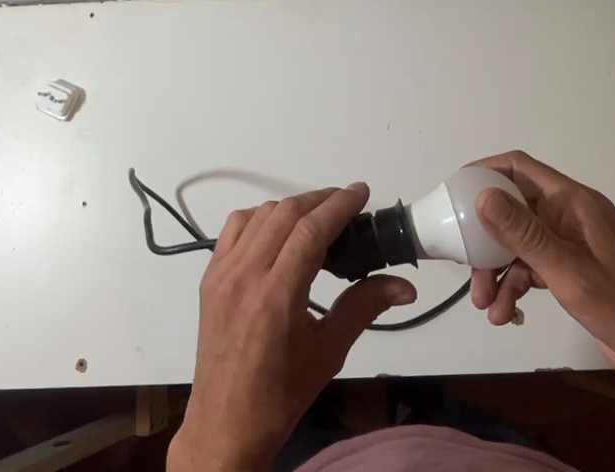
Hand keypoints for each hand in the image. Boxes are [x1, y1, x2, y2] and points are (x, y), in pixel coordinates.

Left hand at [170, 184, 417, 471]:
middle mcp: (245, 275)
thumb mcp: (329, 352)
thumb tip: (404, 285)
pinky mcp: (209, 276)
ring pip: (258, 215)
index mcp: (277, 296)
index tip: (361, 192)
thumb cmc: (283, 393)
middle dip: (319, 200)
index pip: (310, 230)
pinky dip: (259, 218)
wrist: (227, 422)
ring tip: (318, 217)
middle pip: (284, 214)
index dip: (339, 205)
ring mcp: (221, 272)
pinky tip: (278, 231)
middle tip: (347, 204)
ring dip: (291, 207)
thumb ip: (364, 307)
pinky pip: (234, 229)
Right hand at [466, 151, 614, 391]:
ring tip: (486, 305)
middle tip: (465, 265)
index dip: (484, 173)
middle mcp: (570, 216)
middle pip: (513, 209)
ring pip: (518, 242)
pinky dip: (514, 286)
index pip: (520, 168)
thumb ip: (525, 234)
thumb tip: (483, 196)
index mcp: (574, 204)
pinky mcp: (573, 271)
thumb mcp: (571, 273)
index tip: (454, 194)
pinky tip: (506, 313)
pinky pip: (531, 267)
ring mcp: (572, 244)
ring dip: (496, 269)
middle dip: (484, 237)